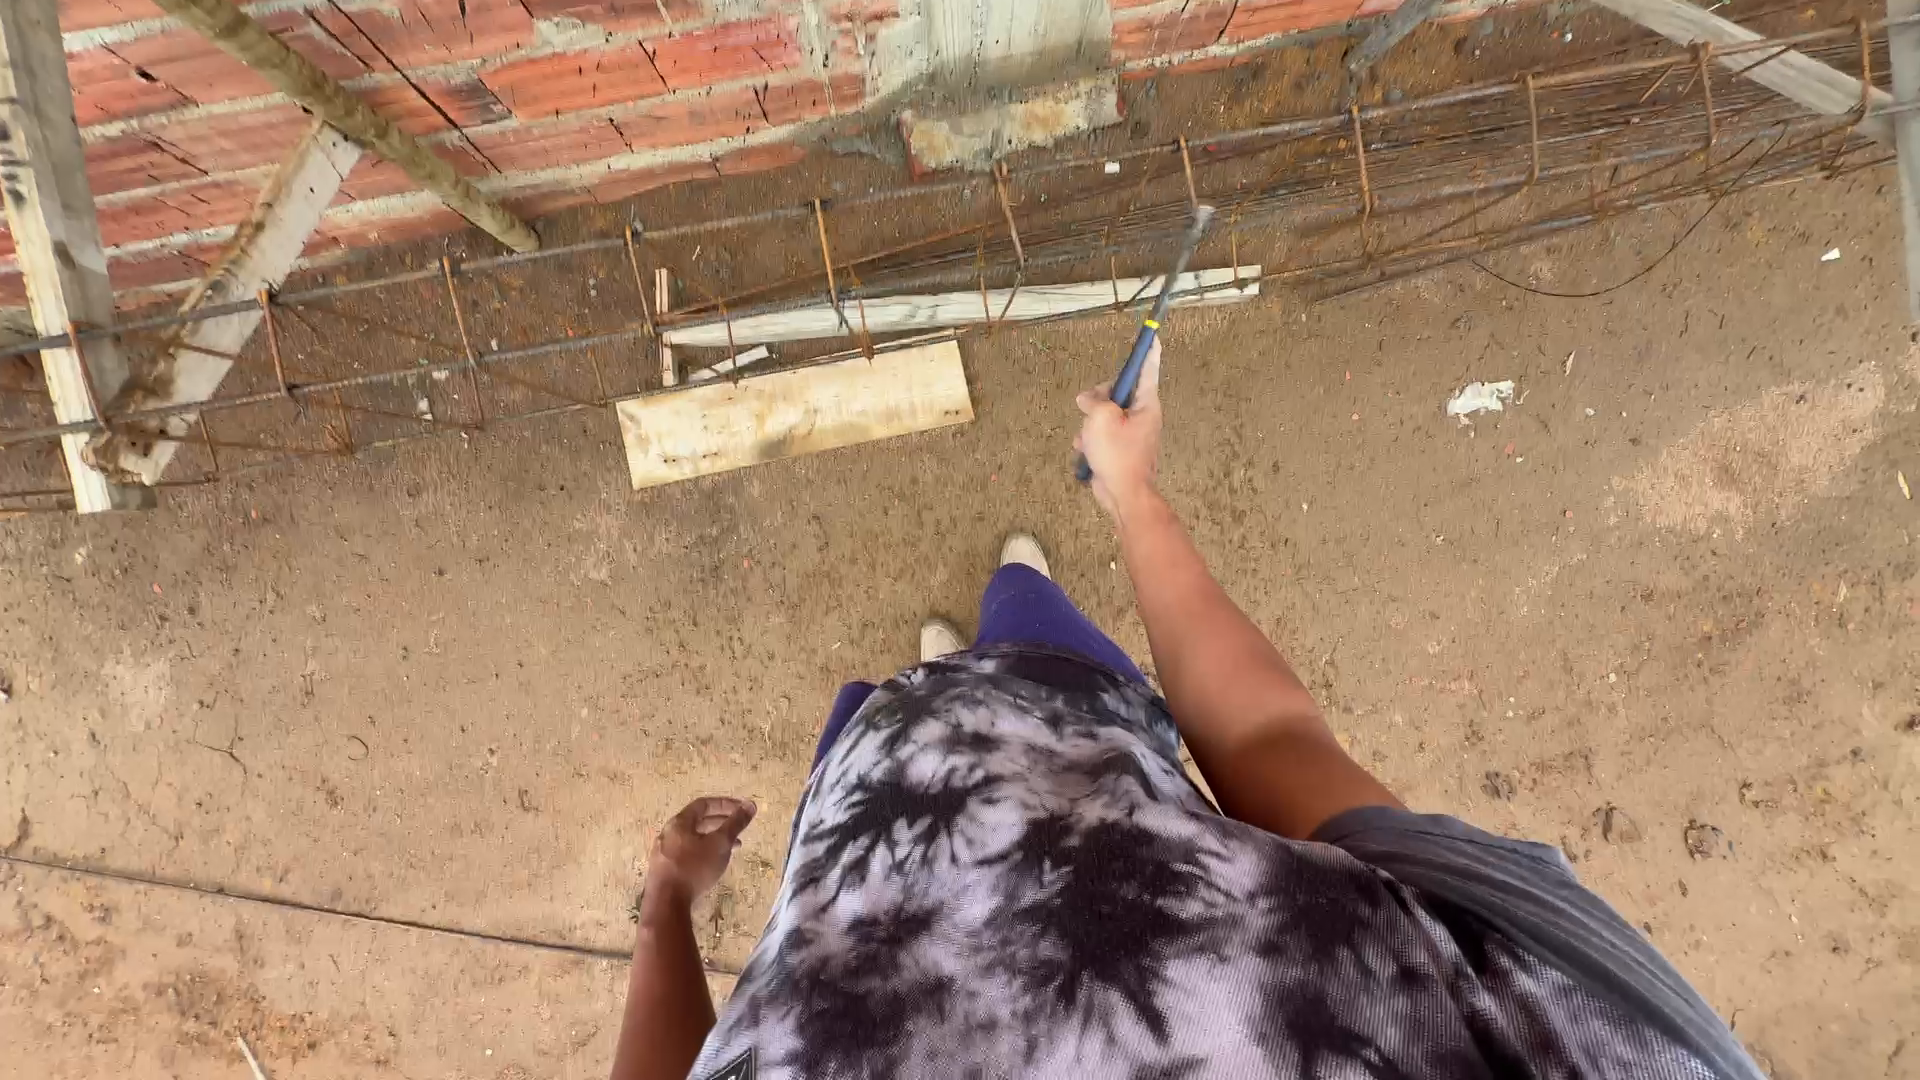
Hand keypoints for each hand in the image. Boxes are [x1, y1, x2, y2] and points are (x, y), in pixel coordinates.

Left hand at [643, 796, 755, 908]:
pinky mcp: (662, 871)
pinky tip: (712, 864)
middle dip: (720, 822)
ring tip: (731, 848)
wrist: (665, 906)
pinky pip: (686, 853)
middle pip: (697, 821)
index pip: (703, 804)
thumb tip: (750, 804)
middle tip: (738, 828)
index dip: (725, 804)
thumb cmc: (694, 868)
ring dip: (713, 839)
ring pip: (692, 839)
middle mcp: (668, 834)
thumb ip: (735, 823)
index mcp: (679, 823)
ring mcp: (662, 853)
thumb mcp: (720, 843)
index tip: (741, 809)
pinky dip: (702, 852)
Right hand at [1075, 338, 1162, 516]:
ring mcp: (1131, 434)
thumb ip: (1094, 401)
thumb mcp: (1100, 418)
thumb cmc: (1118, 455)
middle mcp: (1142, 416)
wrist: (1123, 494)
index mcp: (1146, 404)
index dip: (1148, 352)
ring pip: (1105, 415)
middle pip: (1118, 392)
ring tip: (1088, 439)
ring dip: (1090, 424)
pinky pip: (1101, 435)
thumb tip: (1086, 399)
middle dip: (1098, 398)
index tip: (1153, 336)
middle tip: (1087, 406)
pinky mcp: (1120, 449)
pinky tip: (1087, 452)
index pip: (1147, 370)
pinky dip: (1091, 441)